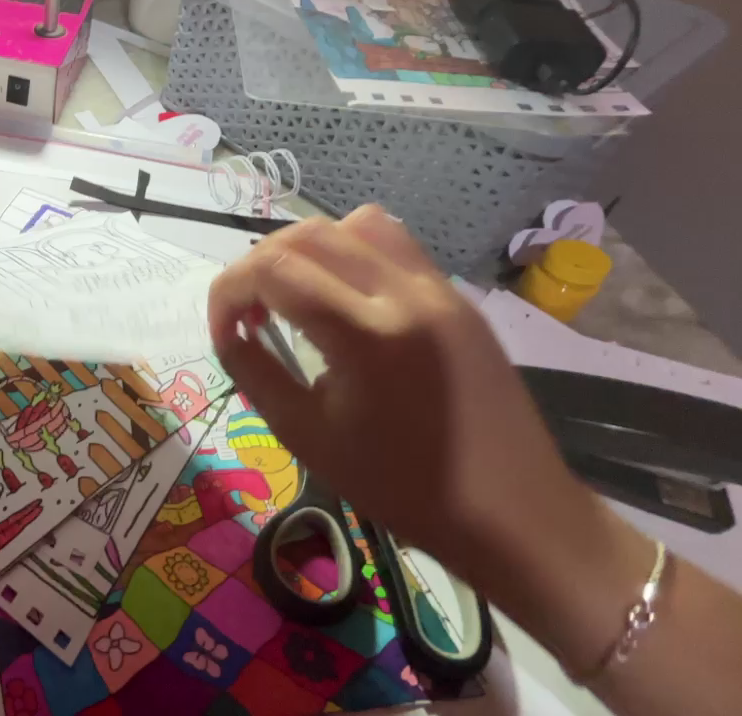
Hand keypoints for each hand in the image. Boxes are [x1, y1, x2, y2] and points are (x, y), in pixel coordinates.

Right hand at [205, 205, 600, 582]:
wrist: (517, 516)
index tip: (225, 332)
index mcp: (365, 336)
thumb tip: (230, 332)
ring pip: (352, 224)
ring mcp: (438, 290)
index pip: (271, 270)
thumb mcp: (305, 436)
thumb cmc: (402, 487)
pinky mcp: (457, 298)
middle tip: (250, 313)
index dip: (228, 292)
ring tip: (294, 294)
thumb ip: (254, 371)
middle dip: (258, 265)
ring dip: (305, 248)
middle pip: (305, 235)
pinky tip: (342, 298)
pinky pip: (392, 244)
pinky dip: (349, 252)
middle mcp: (404, 296)